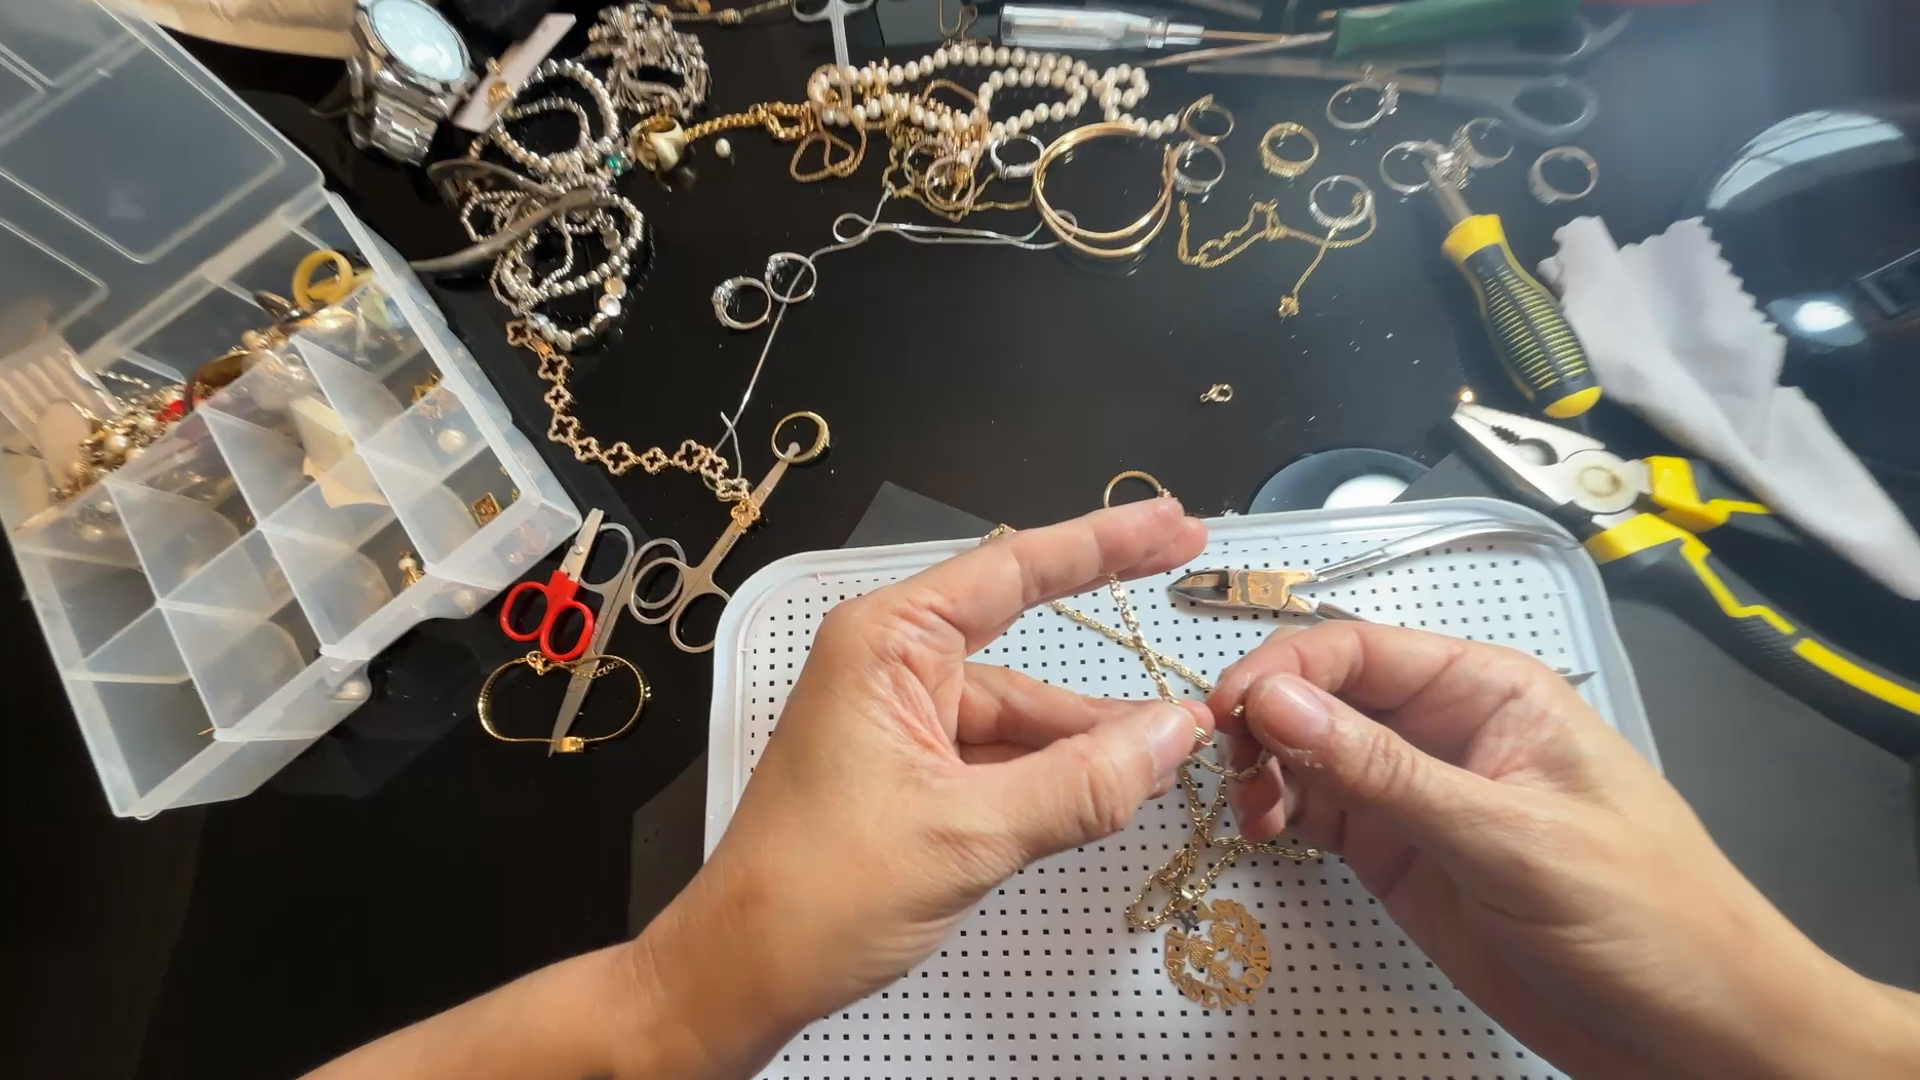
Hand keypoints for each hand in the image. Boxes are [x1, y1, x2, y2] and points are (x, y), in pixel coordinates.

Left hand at [650, 499, 1212, 1067]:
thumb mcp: (966, 834)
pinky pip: (1004, 751)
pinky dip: (1058, 767)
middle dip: (1102, 618)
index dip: (1101, 542)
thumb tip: (1177, 734)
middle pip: (1020, 630)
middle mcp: (896, 661)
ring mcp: (908, 713)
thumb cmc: (821, 892)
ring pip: (1021, 709)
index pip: (1012, 571)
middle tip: (1183, 565)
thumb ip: (1082, 784)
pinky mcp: (918, 762)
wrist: (742, 975)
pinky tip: (1115, 779)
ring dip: (1090, 729)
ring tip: (1175, 735)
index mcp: (887, 641)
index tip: (1168, 521)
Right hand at [1210, 621, 1919, 1079]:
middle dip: (1263, 719)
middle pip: (1316, 694)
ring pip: (1300, 748)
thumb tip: (1269, 701)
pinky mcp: (1382, 839)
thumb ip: (1380, 769)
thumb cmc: (1640, 918)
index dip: (1282, 668)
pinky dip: (1272, 808)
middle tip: (1229, 763)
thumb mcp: (1506, 838)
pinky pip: (1307, 802)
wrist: (1697, 1047)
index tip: (1229, 709)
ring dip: (1261, 767)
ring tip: (1250, 809)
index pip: (1354, 650)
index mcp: (1477, 689)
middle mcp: (1429, 723)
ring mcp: (1401, 784)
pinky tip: (1263, 830)